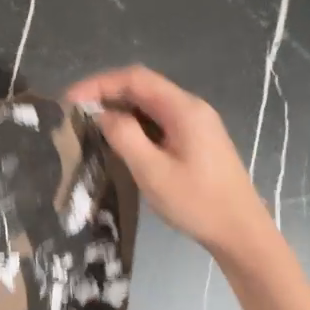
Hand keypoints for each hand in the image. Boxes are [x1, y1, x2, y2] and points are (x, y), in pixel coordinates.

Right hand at [65, 65, 276, 262]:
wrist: (239, 230)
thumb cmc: (196, 202)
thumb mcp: (152, 171)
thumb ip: (125, 137)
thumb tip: (102, 114)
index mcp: (183, 110)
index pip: (136, 79)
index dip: (99, 84)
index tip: (70, 100)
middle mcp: (191, 108)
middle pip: (143, 87)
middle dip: (106, 95)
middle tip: (74, 114)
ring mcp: (196, 124)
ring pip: (150, 104)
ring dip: (118, 109)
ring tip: (88, 126)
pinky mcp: (195, 140)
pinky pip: (158, 120)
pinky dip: (133, 124)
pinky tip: (117, 140)